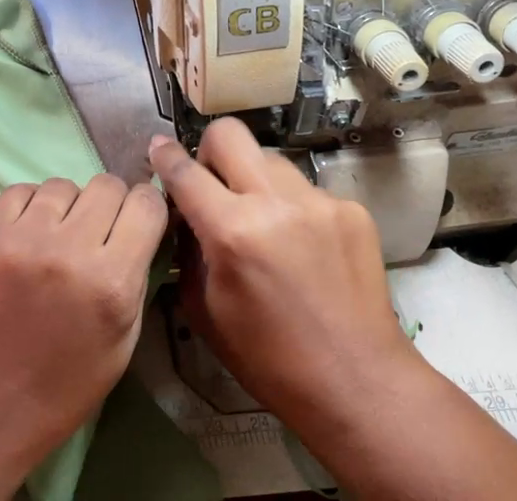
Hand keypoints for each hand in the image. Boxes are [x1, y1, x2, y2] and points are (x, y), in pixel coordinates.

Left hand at [0, 174, 168, 476]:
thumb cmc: (69, 379)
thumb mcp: (127, 336)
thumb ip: (139, 273)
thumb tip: (148, 220)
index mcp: (112, 282)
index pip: (146, 204)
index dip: (147, 210)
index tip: (139, 223)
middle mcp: (70, 250)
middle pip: (107, 185)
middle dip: (111, 205)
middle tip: (98, 233)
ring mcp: (23, 238)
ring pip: (64, 185)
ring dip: (69, 206)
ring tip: (59, 238)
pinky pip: (21, 191)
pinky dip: (31, 207)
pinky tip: (30, 237)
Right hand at [150, 120, 417, 434]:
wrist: (358, 382)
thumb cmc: (269, 359)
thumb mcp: (205, 310)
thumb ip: (187, 250)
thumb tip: (182, 213)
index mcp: (232, 231)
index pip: (185, 171)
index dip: (164, 155)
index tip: (158, 147)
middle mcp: (275, 203)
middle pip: (229, 134)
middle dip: (210, 150)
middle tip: (212, 182)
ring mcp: (318, 202)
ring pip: (269, 158)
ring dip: (253, 179)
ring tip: (261, 221)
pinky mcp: (350, 210)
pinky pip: (305, 189)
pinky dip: (291, 207)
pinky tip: (300, 246)